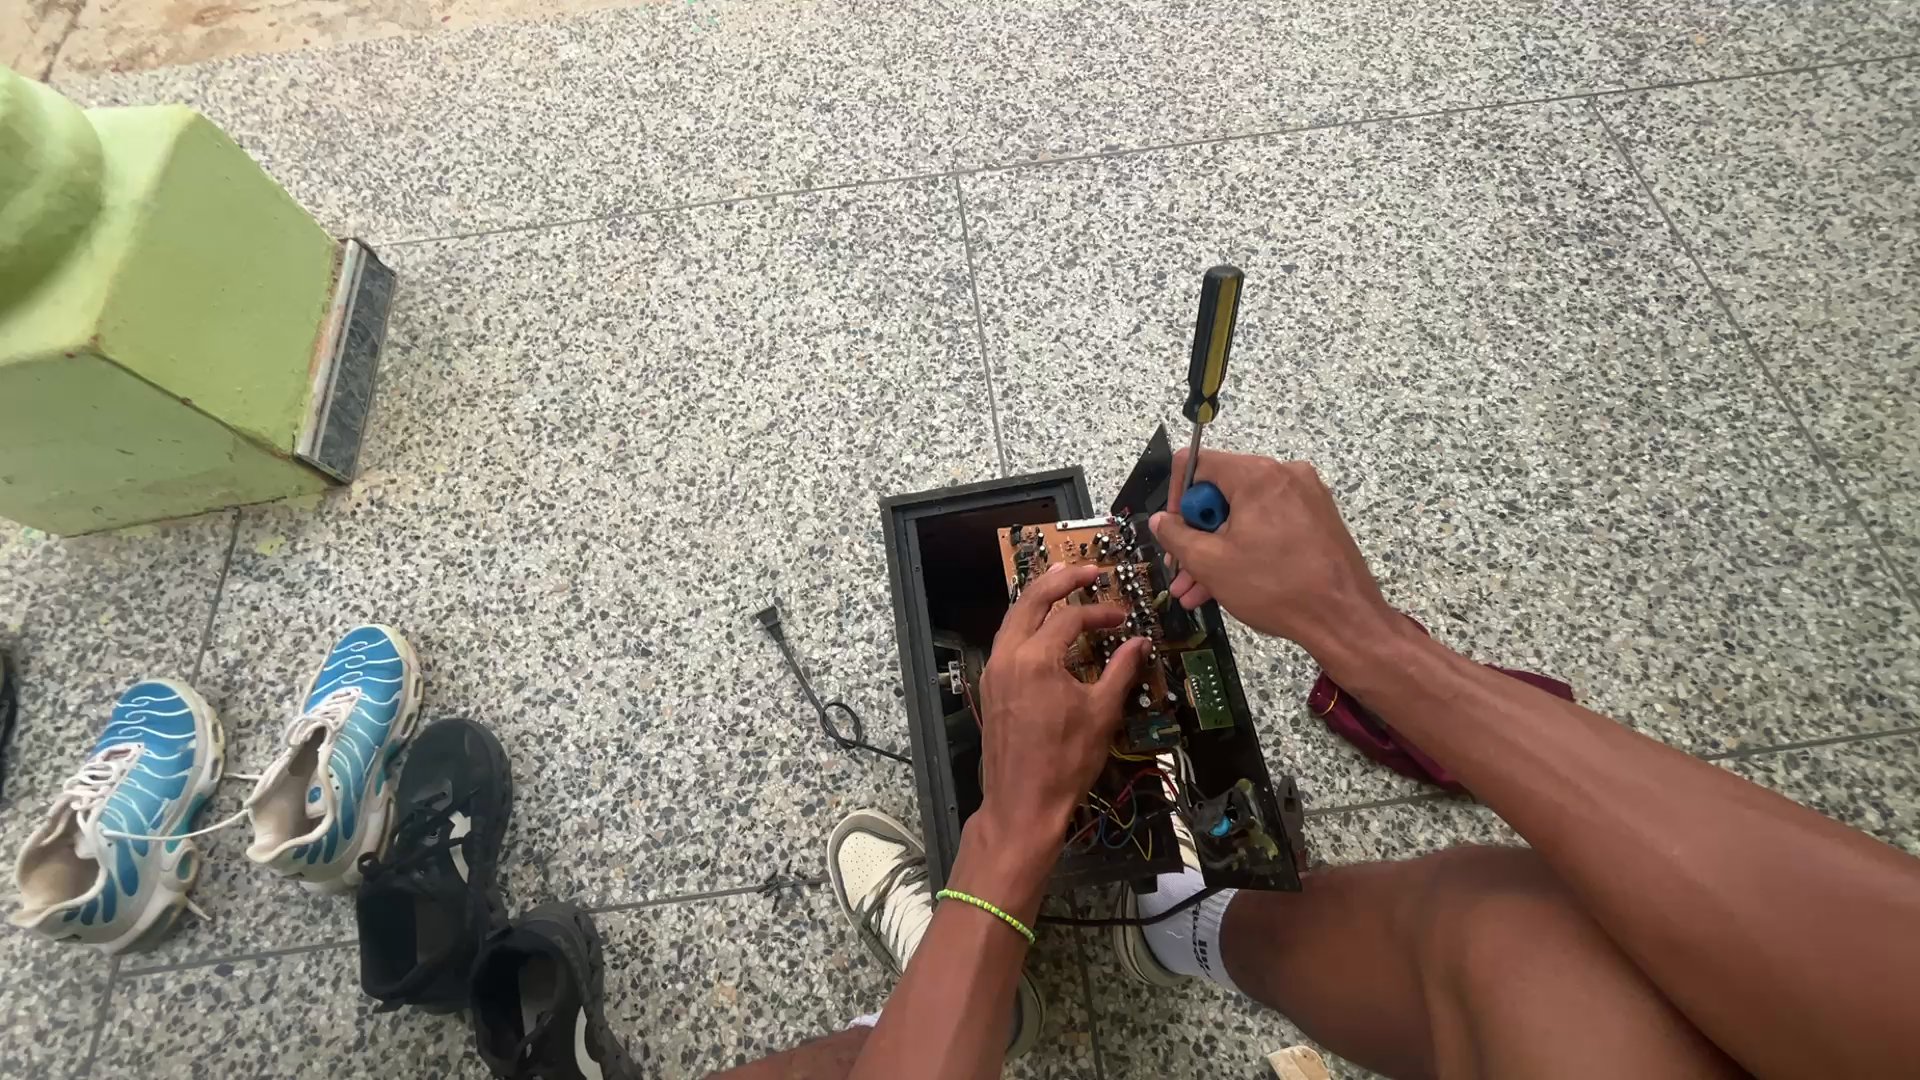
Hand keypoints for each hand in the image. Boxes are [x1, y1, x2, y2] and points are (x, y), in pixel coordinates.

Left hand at [976, 564, 1149, 846]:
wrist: (1022, 803)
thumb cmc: (1065, 762)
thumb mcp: (1101, 713)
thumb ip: (1121, 670)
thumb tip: (1139, 642)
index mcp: (1035, 659)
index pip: (1069, 619)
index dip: (1099, 613)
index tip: (1122, 618)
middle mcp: (1007, 656)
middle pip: (1029, 601)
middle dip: (1058, 580)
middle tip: (1084, 570)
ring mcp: (993, 670)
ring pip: (1012, 618)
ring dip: (1036, 597)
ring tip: (1059, 581)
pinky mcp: (990, 685)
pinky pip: (1006, 640)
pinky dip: (1024, 623)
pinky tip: (1041, 625)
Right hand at [1151, 448, 1395, 656]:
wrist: (1345, 619)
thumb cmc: (1275, 586)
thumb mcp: (1210, 562)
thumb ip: (1175, 536)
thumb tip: (1161, 521)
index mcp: (1256, 475)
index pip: (1196, 464)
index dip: (1175, 498)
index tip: (1174, 533)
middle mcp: (1284, 475)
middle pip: (1220, 493)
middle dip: (1195, 535)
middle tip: (1181, 570)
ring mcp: (1305, 496)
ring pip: (1243, 515)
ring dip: (1216, 549)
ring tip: (1195, 589)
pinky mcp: (1317, 519)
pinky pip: (1267, 525)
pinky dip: (1246, 548)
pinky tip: (1227, 583)